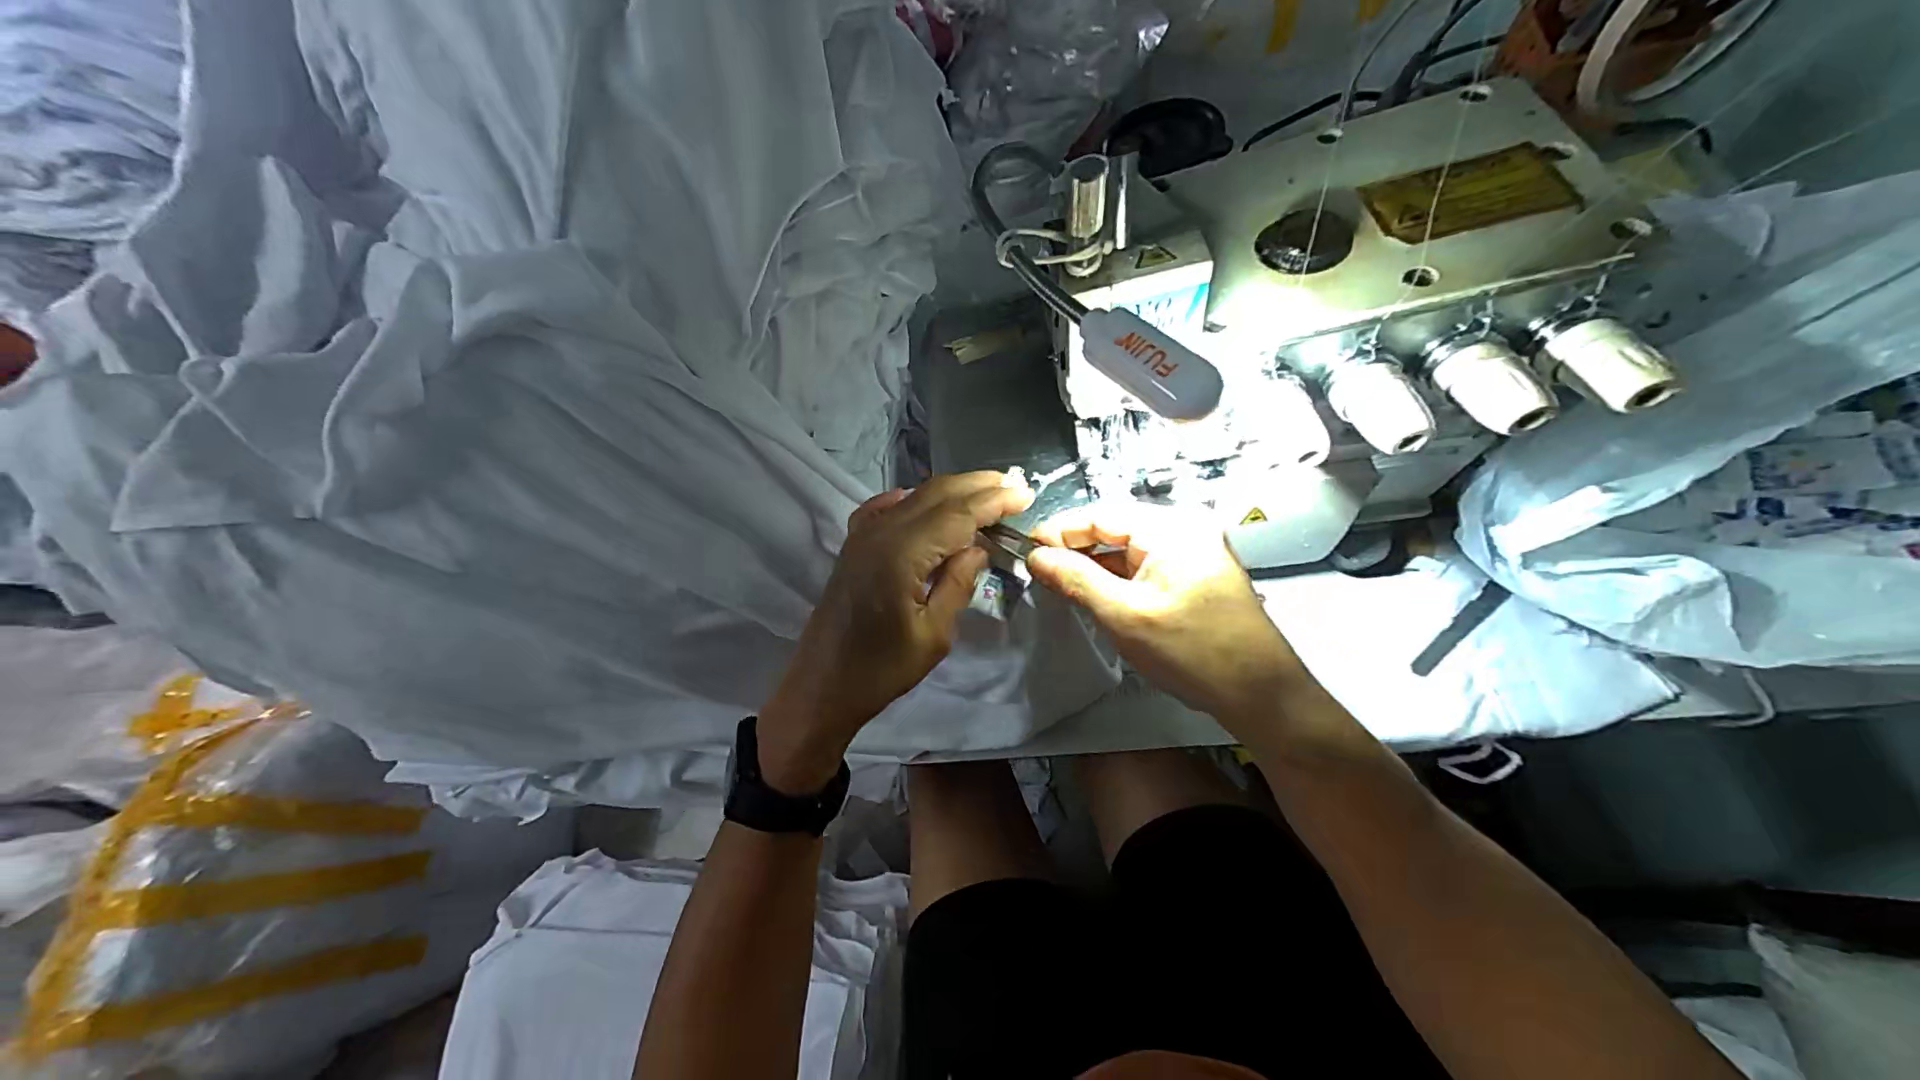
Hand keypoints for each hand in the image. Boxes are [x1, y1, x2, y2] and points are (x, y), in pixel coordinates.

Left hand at [759, 471, 1035, 792]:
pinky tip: (927, 501)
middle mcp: (880, 533)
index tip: (1026, 493)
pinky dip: (914, 500)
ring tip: (986, 491)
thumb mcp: (934, 635)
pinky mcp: (853, 547)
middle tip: (1015, 485)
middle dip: (978, 486)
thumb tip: (978, 547)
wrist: (821, 687)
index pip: (957, 514)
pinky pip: (886, 509)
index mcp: (901, 553)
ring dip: (952, 491)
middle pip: (936, 494)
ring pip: (913, 497)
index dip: (993, 501)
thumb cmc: (881, 669)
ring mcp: (862, 536)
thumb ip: (958, 584)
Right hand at [1027, 502, 1301, 732]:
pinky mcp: (1194, 575)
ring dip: (1095, 565)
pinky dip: (1117, 579)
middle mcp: (1184, 530)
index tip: (1026, 550)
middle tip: (1039, 572)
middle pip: (1114, 528)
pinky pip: (1144, 566)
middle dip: (1075, 549)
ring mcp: (1192, 552)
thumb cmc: (1192, 651)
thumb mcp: (1124, 615)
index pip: (1100, 514)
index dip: (1059, 530)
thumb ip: (1076, 580)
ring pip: (1127, 550)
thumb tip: (1036, 556)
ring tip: (1060, 585)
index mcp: (1171, 528)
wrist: (1260, 693)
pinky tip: (1095, 595)